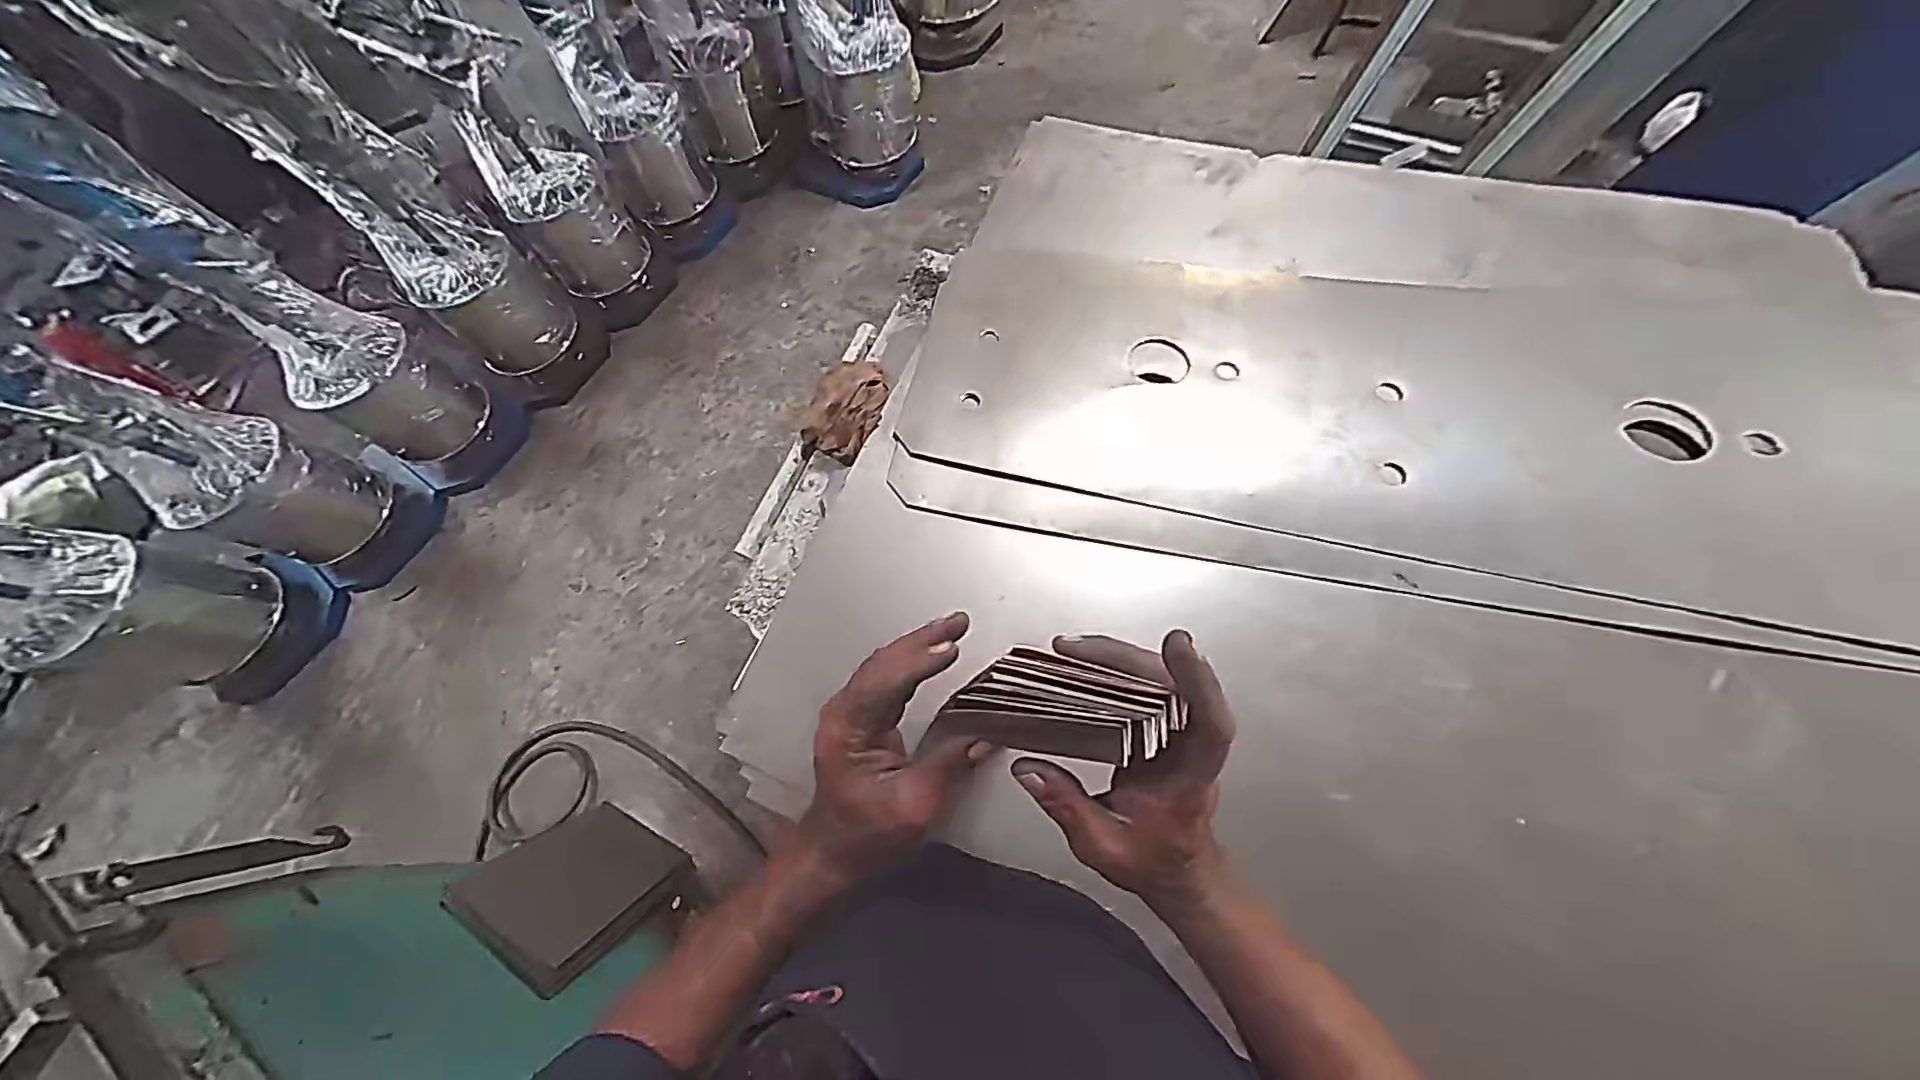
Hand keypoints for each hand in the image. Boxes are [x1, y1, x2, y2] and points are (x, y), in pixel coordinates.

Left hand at [796, 611, 991, 885]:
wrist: (834, 850)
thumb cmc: (864, 835)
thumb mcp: (915, 805)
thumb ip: (949, 763)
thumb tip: (984, 733)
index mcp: (847, 730)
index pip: (884, 682)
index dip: (919, 662)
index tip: (950, 648)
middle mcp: (844, 712)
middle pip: (884, 663)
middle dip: (923, 640)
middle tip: (958, 624)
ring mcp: (851, 711)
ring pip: (886, 664)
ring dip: (919, 644)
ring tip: (952, 628)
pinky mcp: (863, 715)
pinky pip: (889, 676)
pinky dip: (914, 659)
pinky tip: (933, 650)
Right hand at [1010, 629, 1235, 911]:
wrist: (1177, 867)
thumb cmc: (1155, 860)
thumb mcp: (1104, 846)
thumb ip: (1068, 808)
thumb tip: (1028, 770)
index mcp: (1191, 776)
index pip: (1210, 723)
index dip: (1198, 680)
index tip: (1179, 645)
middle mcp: (1190, 744)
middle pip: (1171, 684)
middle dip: (1124, 658)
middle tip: (1075, 648)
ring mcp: (1176, 729)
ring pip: (1157, 676)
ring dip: (1116, 656)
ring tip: (1071, 648)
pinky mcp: (1158, 721)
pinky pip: (1142, 683)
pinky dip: (1114, 667)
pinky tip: (1084, 660)